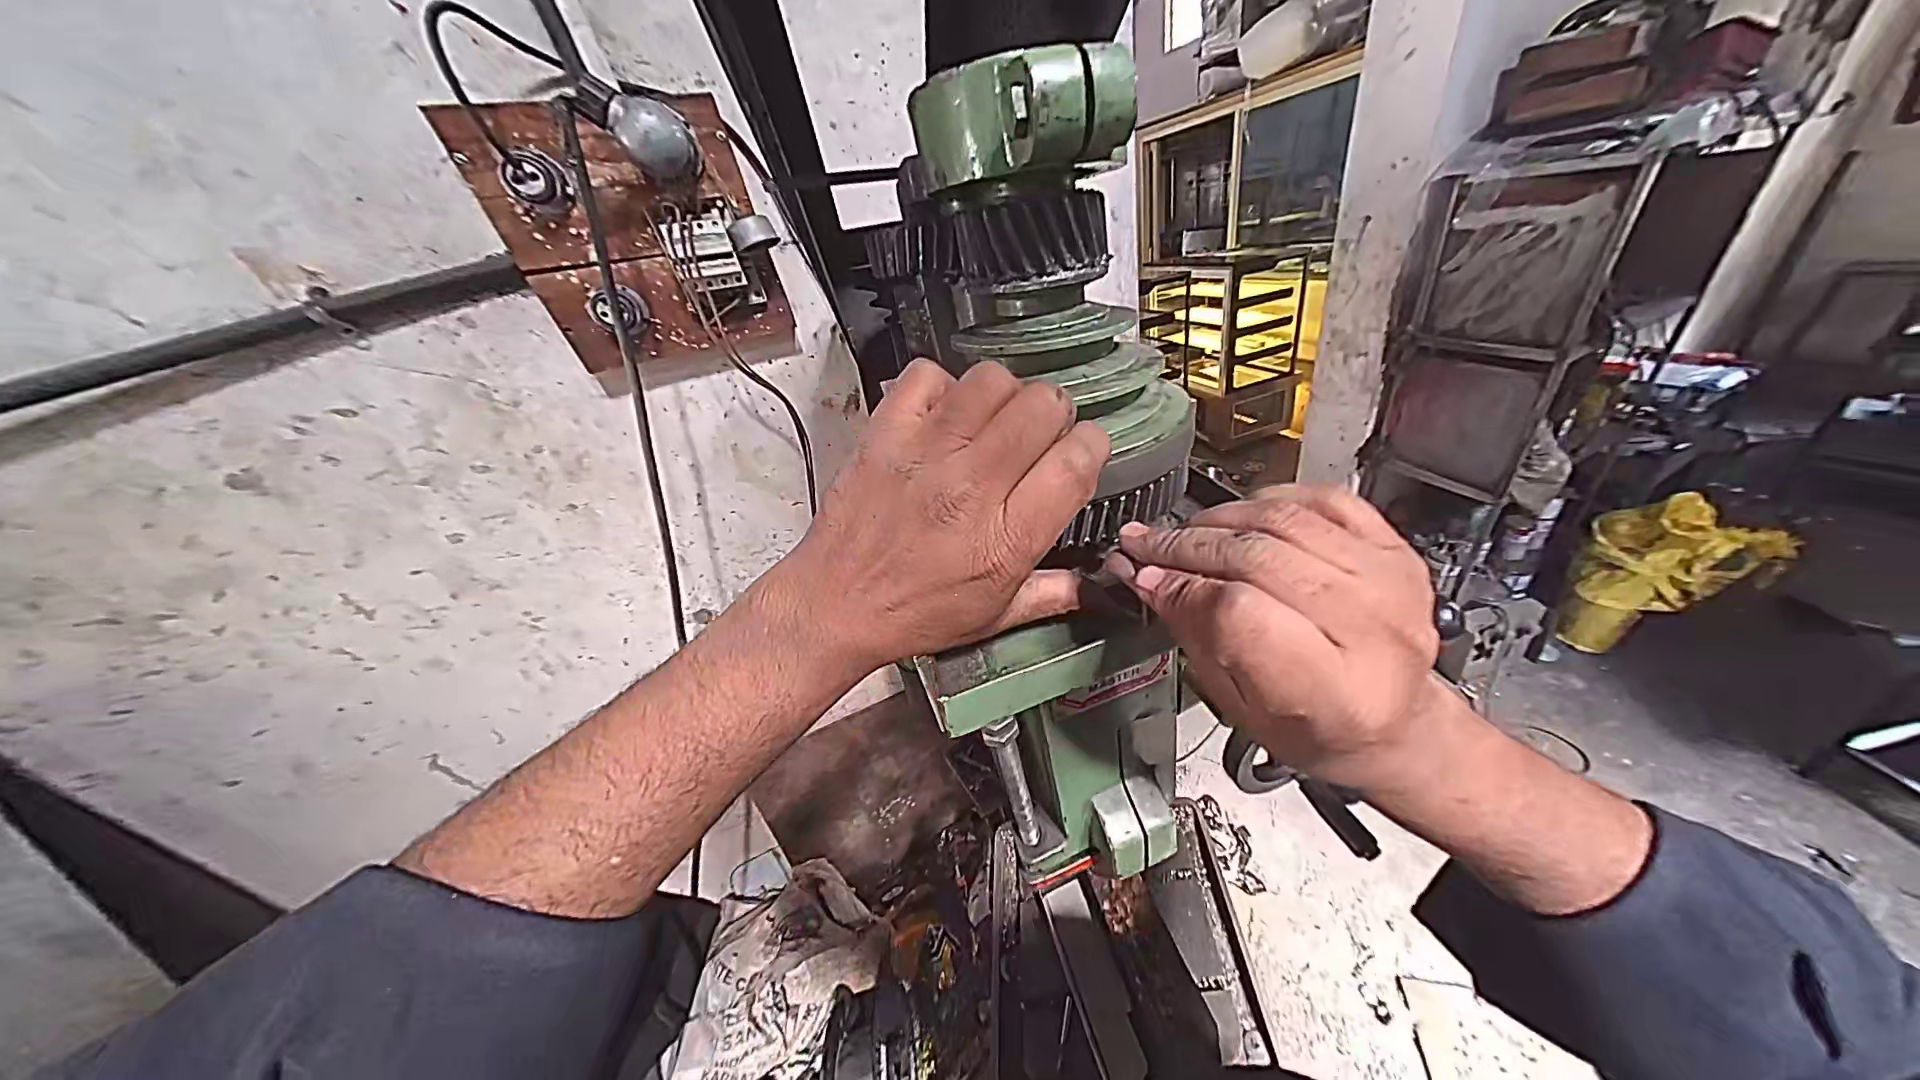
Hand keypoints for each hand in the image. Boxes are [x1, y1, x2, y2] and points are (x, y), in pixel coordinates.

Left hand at [773, 359, 1110, 671]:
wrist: (835, 604)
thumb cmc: (913, 613)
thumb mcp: (994, 616)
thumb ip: (1050, 593)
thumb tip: (1089, 583)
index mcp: (1007, 537)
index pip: (1076, 460)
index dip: (1092, 445)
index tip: (1082, 452)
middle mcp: (971, 487)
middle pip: (1043, 405)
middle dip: (1054, 414)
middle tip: (1038, 435)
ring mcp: (925, 454)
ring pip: (991, 381)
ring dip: (1004, 395)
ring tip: (993, 421)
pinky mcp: (886, 434)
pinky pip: (926, 375)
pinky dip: (942, 386)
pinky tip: (944, 416)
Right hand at [1108, 485, 1442, 791]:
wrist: (1390, 721)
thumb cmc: (1316, 726)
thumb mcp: (1236, 702)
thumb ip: (1192, 633)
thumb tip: (1148, 577)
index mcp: (1332, 692)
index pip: (1238, 611)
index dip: (1181, 587)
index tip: (1145, 578)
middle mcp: (1372, 630)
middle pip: (1256, 556)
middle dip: (1185, 547)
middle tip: (1145, 546)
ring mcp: (1388, 582)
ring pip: (1280, 519)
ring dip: (1215, 520)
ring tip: (1183, 533)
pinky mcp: (1393, 550)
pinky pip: (1319, 499)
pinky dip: (1266, 502)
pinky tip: (1240, 518)